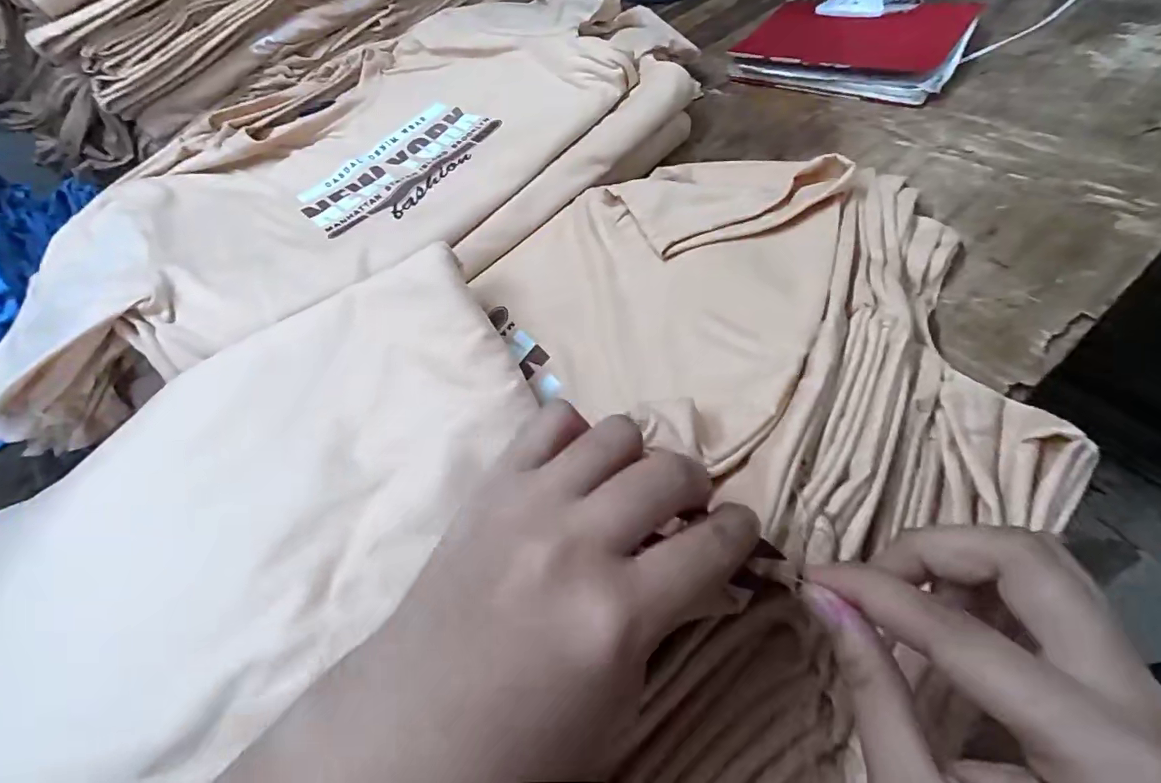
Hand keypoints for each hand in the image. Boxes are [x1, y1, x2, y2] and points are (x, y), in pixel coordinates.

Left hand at [218, 400, 760, 782]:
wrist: (417, 722)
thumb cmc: (526, 738)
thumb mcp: (621, 702)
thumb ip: (665, 623)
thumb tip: (696, 562)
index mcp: (617, 614)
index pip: (712, 546)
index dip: (742, 532)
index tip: (743, 528)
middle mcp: (576, 542)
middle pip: (668, 471)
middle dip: (696, 485)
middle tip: (690, 507)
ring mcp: (529, 502)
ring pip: (614, 433)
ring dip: (639, 455)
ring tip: (632, 483)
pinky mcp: (491, 484)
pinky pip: (548, 422)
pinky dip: (575, 433)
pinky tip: (576, 465)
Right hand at [807, 527, 1160, 782]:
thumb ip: (875, 695)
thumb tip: (823, 598)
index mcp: (1105, 755)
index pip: (960, 633)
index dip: (874, 591)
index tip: (816, 575)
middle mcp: (1148, 708)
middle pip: (1029, 558)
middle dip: (932, 549)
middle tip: (872, 578)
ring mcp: (1152, 696)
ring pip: (1048, 565)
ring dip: (962, 563)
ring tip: (907, 601)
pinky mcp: (1137, 694)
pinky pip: (1058, 599)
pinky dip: (987, 588)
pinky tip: (946, 625)